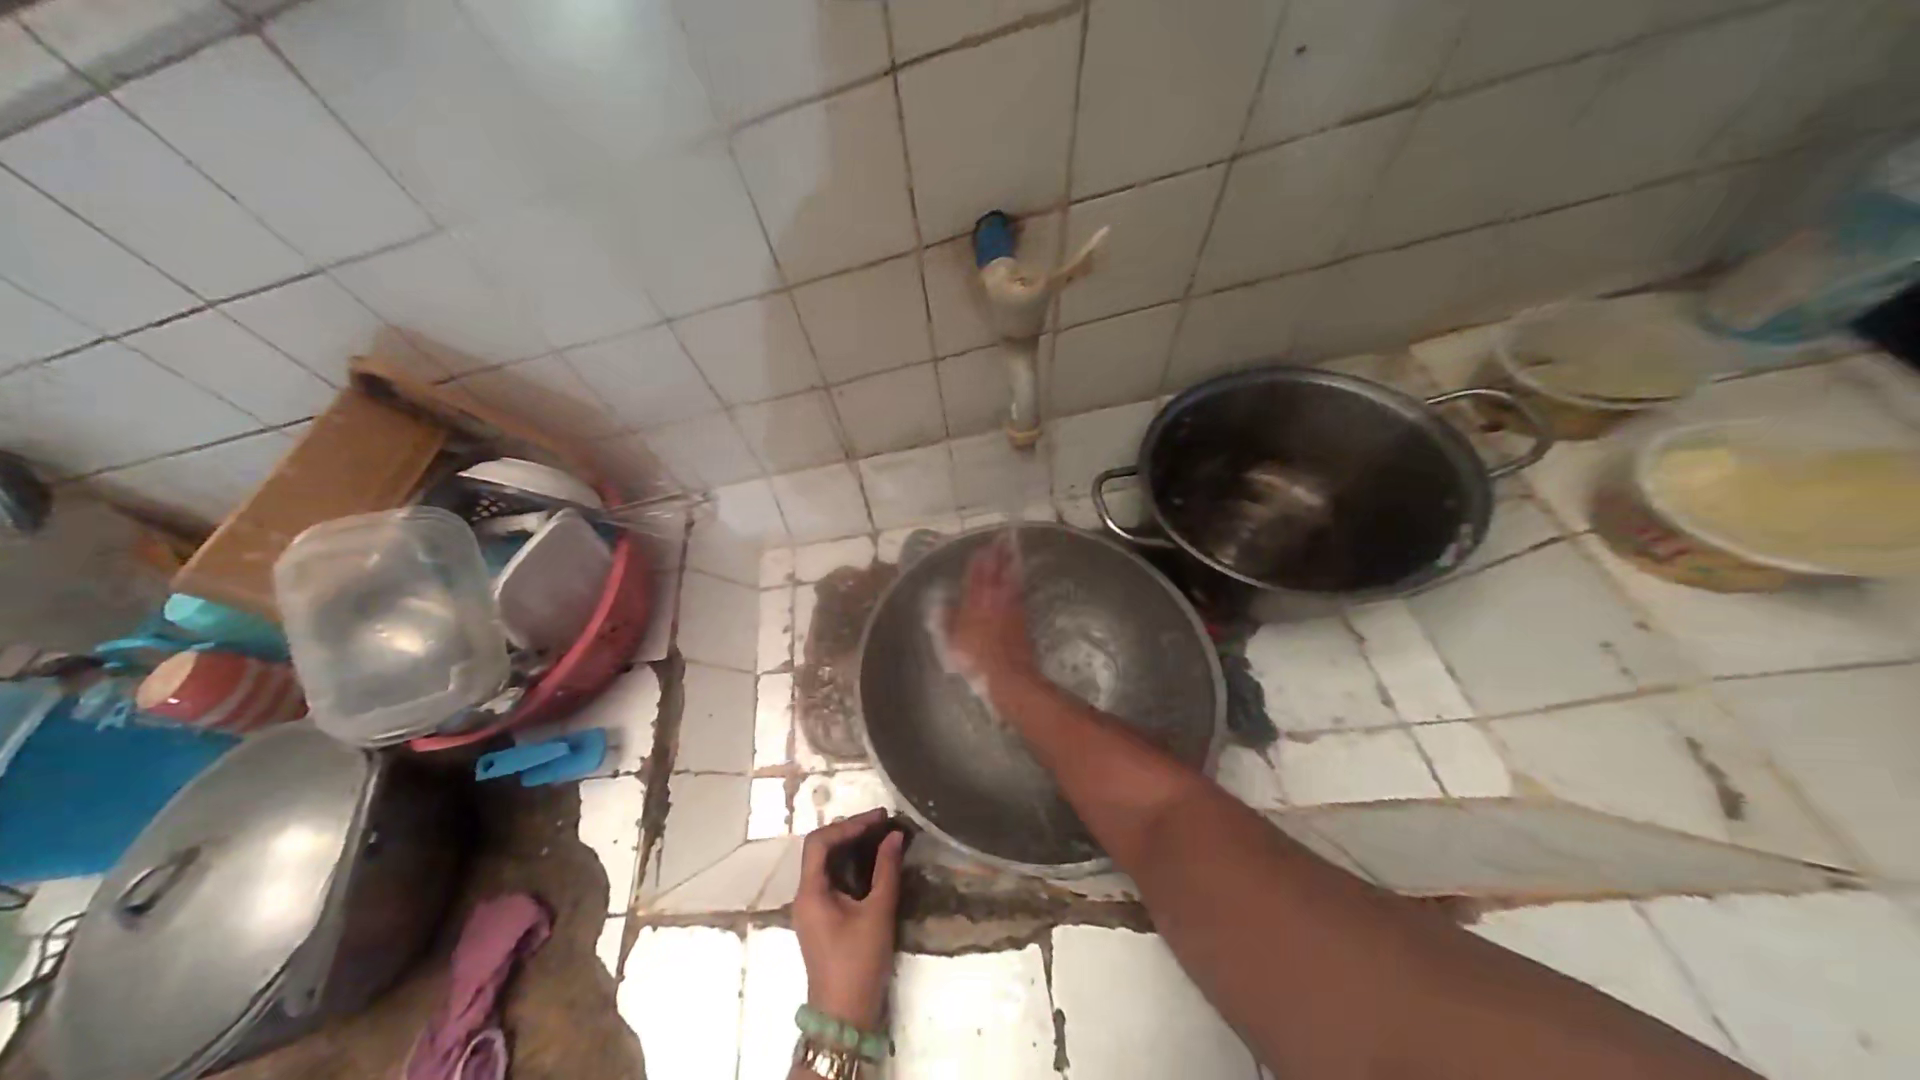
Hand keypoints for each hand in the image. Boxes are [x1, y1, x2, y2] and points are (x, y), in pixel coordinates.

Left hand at [793, 809, 905, 1029]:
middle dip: (850, 831)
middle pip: (820, 849)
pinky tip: (873, 862)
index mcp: (810, 892)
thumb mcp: (878, 913)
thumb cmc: (859, 962)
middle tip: (881, 823)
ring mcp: (812, 908)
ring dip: (851, 846)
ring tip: (881, 836)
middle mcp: (805, 895)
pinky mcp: (822, 918)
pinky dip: (851, 864)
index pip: (819, 842)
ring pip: (826, 863)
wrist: (845, 1016)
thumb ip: (886, 870)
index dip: (848, 825)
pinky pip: (832, 879)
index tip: (878, 818)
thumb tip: (894, 835)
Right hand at [943, 534, 1037, 692]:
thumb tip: (940, 604)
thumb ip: (946, 620)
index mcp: (974, 603)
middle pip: (997, 571)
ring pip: (1011, 577)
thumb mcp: (952, 642)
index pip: (975, 575)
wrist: (1009, 674)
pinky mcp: (1022, 616)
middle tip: (1005, 535)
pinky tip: (1018, 577)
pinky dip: (1018, 580)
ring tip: (1014, 548)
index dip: (979, 560)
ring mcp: (1010, 606)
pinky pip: (1019, 591)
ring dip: (1012, 561)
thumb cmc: (976, 659)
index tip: (982, 546)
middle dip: (999, 553)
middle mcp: (993, 599)